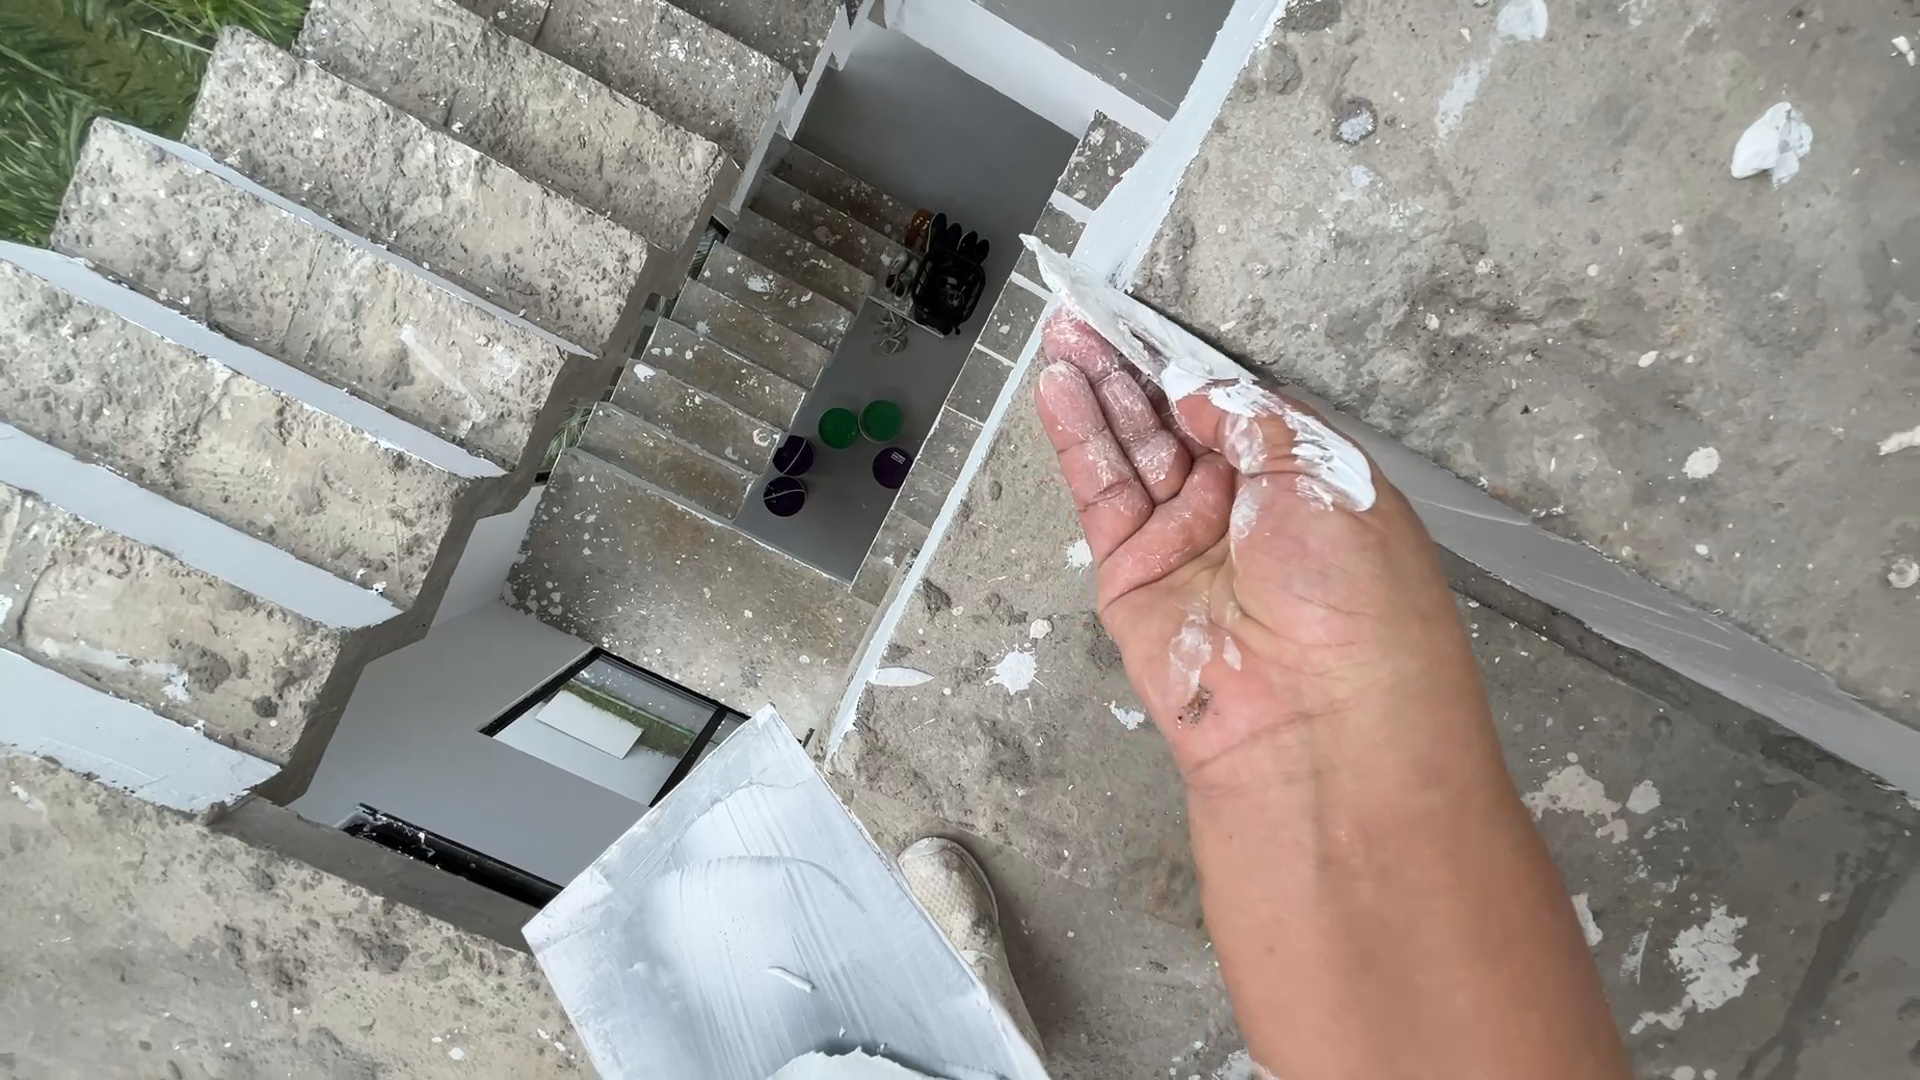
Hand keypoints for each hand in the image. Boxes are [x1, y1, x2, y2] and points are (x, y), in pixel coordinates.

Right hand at [1034, 312, 1484, 789]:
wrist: (1315, 717)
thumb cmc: (1352, 596)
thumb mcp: (1320, 476)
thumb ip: (1250, 419)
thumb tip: (1195, 389)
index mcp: (1297, 479)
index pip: (1229, 402)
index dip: (1187, 360)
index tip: (1148, 319)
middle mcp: (1237, 506)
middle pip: (1172, 420)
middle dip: (1130, 367)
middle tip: (1088, 318)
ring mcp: (1180, 538)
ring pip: (1130, 449)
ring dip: (1096, 393)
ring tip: (1063, 340)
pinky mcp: (1130, 570)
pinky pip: (1100, 492)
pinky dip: (1077, 441)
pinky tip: (1059, 392)